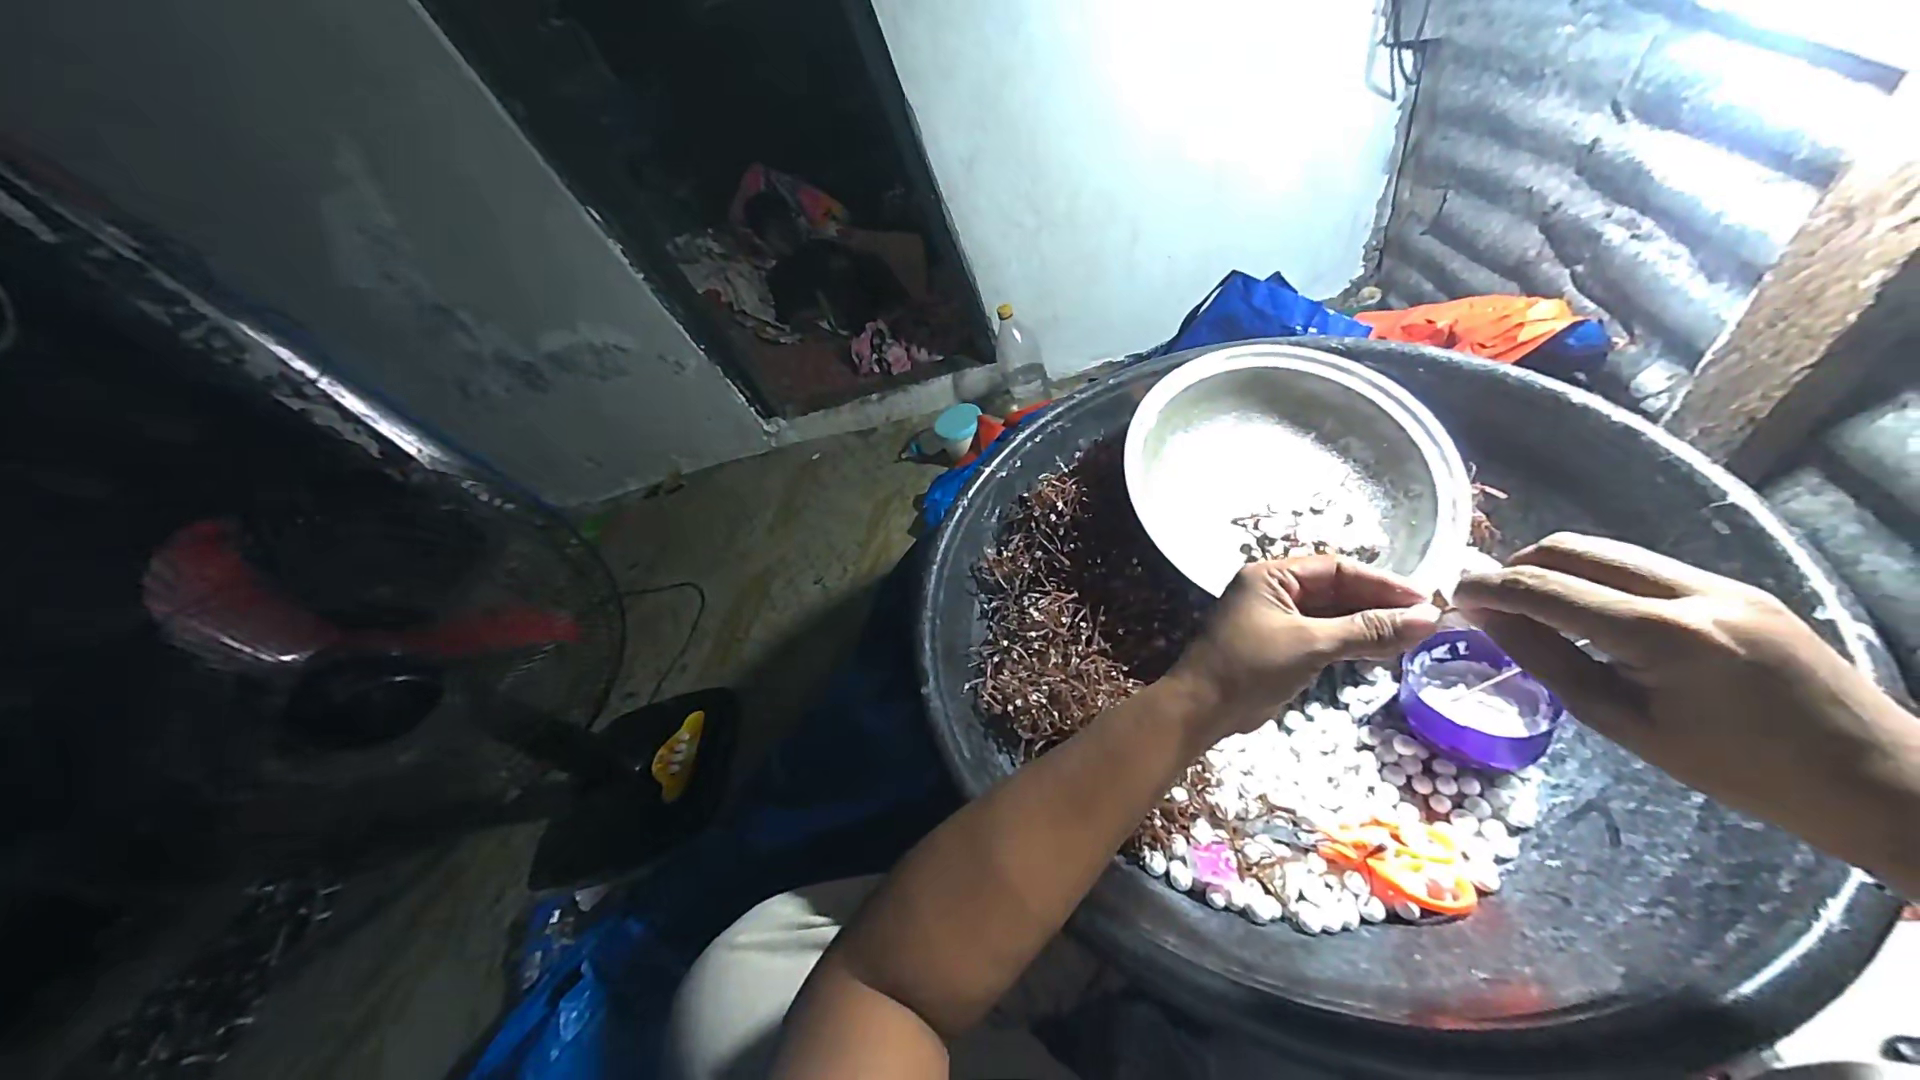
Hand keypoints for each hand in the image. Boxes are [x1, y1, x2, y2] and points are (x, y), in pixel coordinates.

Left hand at [1168, 555, 1439, 745]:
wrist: (1203, 708)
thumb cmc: (1249, 667)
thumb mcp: (1311, 644)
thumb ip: (1367, 630)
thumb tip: (1428, 619)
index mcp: (1270, 576)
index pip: (1336, 569)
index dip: (1382, 584)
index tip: (1426, 600)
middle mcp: (1274, 591)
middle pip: (1338, 591)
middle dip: (1380, 606)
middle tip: (1429, 622)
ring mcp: (1278, 619)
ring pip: (1334, 615)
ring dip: (1370, 626)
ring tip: (1415, 639)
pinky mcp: (1282, 645)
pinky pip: (1326, 636)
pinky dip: (1353, 643)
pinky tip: (1384, 652)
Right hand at [1453, 532, 1919, 889]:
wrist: (1883, 780)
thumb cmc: (1740, 770)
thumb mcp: (1622, 722)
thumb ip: (1546, 660)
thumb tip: (1484, 617)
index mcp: (1664, 634)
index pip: (1543, 587)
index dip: (1485, 588)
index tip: (1450, 599)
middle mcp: (1692, 591)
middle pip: (1570, 548)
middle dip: (1514, 568)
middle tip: (1489, 603)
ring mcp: (1721, 583)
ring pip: (1603, 550)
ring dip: (1551, 569)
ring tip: (1532, 608)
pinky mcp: (1736, 587)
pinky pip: (1638, 567)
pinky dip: (1592, 580)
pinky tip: (1588, 616)